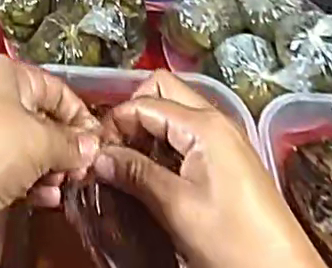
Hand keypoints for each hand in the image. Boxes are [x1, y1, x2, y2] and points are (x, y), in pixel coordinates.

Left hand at [0, 56, 99, 262]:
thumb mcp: (40, 140)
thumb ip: (70, 144)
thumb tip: (88, 147)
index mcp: (11, 74)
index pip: (58, 89)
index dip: (80, 116)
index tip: (96, 140)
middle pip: (44, 119)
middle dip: (65, 146)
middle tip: (82, 166)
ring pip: (30, 147)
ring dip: (50, 168)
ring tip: (64, 184)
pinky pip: (14, 170)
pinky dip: (32, 182)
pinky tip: (45, 195)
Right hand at [98, 73, 324, 267]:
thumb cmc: (235, 243)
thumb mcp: (179, 209)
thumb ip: (137, 175)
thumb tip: (99, 156)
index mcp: (203, 124)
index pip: (146, 102)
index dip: (116, 121)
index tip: (96, 149)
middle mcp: (215, 118)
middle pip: (163, 88)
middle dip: (134, 111)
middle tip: (115, 147)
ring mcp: (225, 134)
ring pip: (176, 106)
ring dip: (150, 124)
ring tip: (130, 160)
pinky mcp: (229, 154)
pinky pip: (189, 128)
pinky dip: (167, 138)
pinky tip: (155, 170)